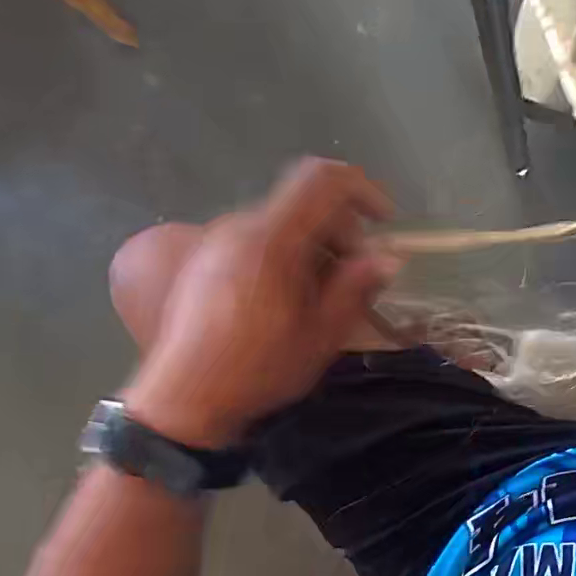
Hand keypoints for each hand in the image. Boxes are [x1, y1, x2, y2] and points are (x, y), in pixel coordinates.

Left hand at [109, 159, 397, 448]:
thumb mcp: (321, 337)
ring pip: (281, 224)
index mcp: (272, 239)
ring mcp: (217, 240)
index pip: (322, 180)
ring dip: (315, 249)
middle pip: (303, 203)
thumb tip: (387, 258)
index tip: (384, 222)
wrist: (188, 395)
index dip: (362, 190)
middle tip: (358, 277)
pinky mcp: (205, 259)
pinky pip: (257, 241)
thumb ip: (354, 289)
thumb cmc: (260, 370)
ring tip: (325, 297)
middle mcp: (240, 226)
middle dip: (341, 232)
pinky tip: (291, 301)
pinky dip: (287, 257)